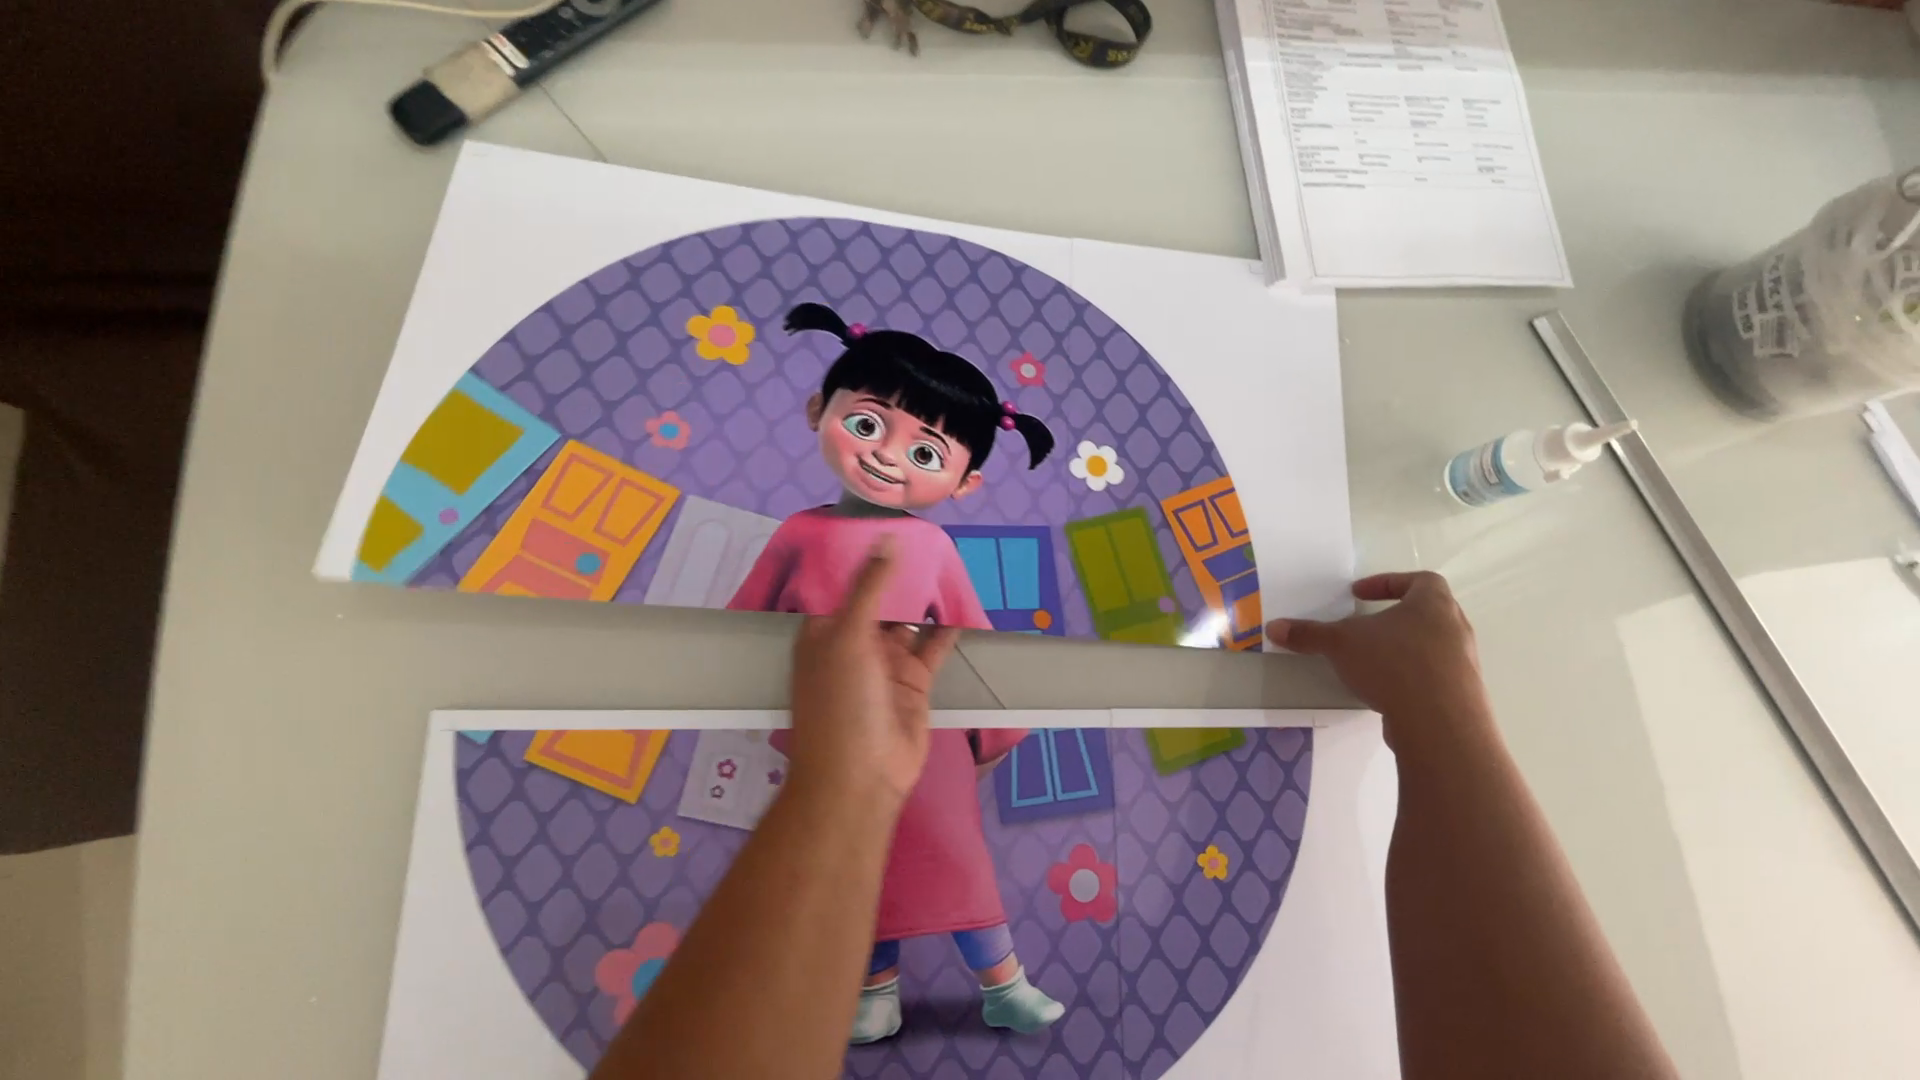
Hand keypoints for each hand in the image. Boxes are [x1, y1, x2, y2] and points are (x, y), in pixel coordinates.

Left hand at [786, 540, 960, 809]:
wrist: (862, 776)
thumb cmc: (842, 702)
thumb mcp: (847, 636)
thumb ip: (868, 588)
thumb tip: (884, 540)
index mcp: (824, 632)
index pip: (842, 586)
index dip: (862, 560)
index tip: (886, 526)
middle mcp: (853, 644)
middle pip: (878, 602)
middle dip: (898, 577)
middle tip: (928, 539)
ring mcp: (885, 664)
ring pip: (908, 623)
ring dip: (925, 601)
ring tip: (949, 565)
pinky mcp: (914, 683)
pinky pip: (933, 648)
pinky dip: (948, 630)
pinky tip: (964, 607)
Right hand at [1265, 572, 1490, 746]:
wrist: (1440, 723)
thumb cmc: (1393, 664)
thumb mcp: (1340, 644)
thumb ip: (1309, 634)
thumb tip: (1274, 627)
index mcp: (1433, 603)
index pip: (1420, 579)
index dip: (1387, 583)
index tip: (1358, 594)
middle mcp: (1455, 627)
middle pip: (1427, 612)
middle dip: (1394, 617)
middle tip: (1365, 626)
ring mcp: (1464, 661)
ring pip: (1431, 645)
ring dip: (1403, 648)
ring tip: (1371, 661)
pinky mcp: (1462, 692)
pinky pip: (1435, 675)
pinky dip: (1411, 676)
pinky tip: (1386, 690)